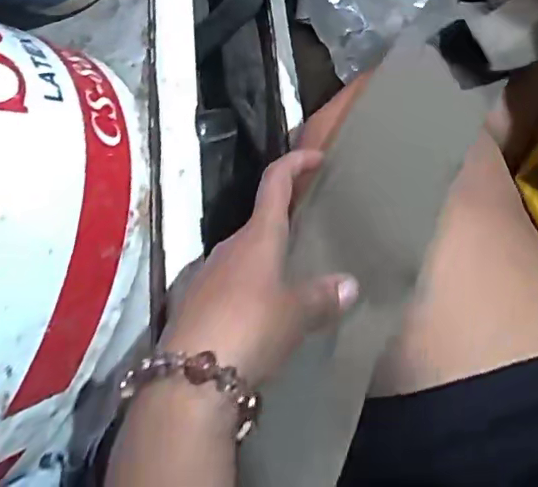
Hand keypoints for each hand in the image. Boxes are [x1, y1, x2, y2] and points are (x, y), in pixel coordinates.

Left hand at [160, 147, 358, 385]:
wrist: (187, 380)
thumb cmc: (250, 328)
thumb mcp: (295, 315)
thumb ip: (322, 297)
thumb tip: (350, 284)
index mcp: (257, 235)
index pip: (275, 182)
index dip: (294, 163)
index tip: (315, 156)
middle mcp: (229, 245)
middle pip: (259, 220)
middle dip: (283, 221)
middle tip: (308, 231)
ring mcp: (206, 273)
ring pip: (242, 255)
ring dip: (264, 259)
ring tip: (289, 280)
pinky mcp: (192, 304)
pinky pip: (227, 284)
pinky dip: (247, 287)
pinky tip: (259, 314)